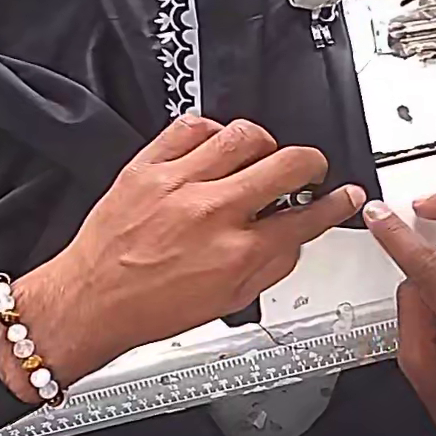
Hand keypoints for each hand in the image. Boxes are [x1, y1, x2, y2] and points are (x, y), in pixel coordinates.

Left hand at [0, 115, 363, 399]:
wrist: (92, 300)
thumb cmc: (152, 307)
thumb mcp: (227, 301)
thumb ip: (272, 266)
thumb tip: (297, 236)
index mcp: (237, 254)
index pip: (306, 219)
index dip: (335, 204)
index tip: (343, 195)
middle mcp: (212, 213)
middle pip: (287, 165)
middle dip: (311, 164)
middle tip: (308, 170)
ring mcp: (179, 184)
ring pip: (245, 136)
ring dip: (265, 145)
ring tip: (259, 159)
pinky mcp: (148, 167)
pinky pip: (192, 127)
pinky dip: (214, 133)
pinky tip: (215, 149)